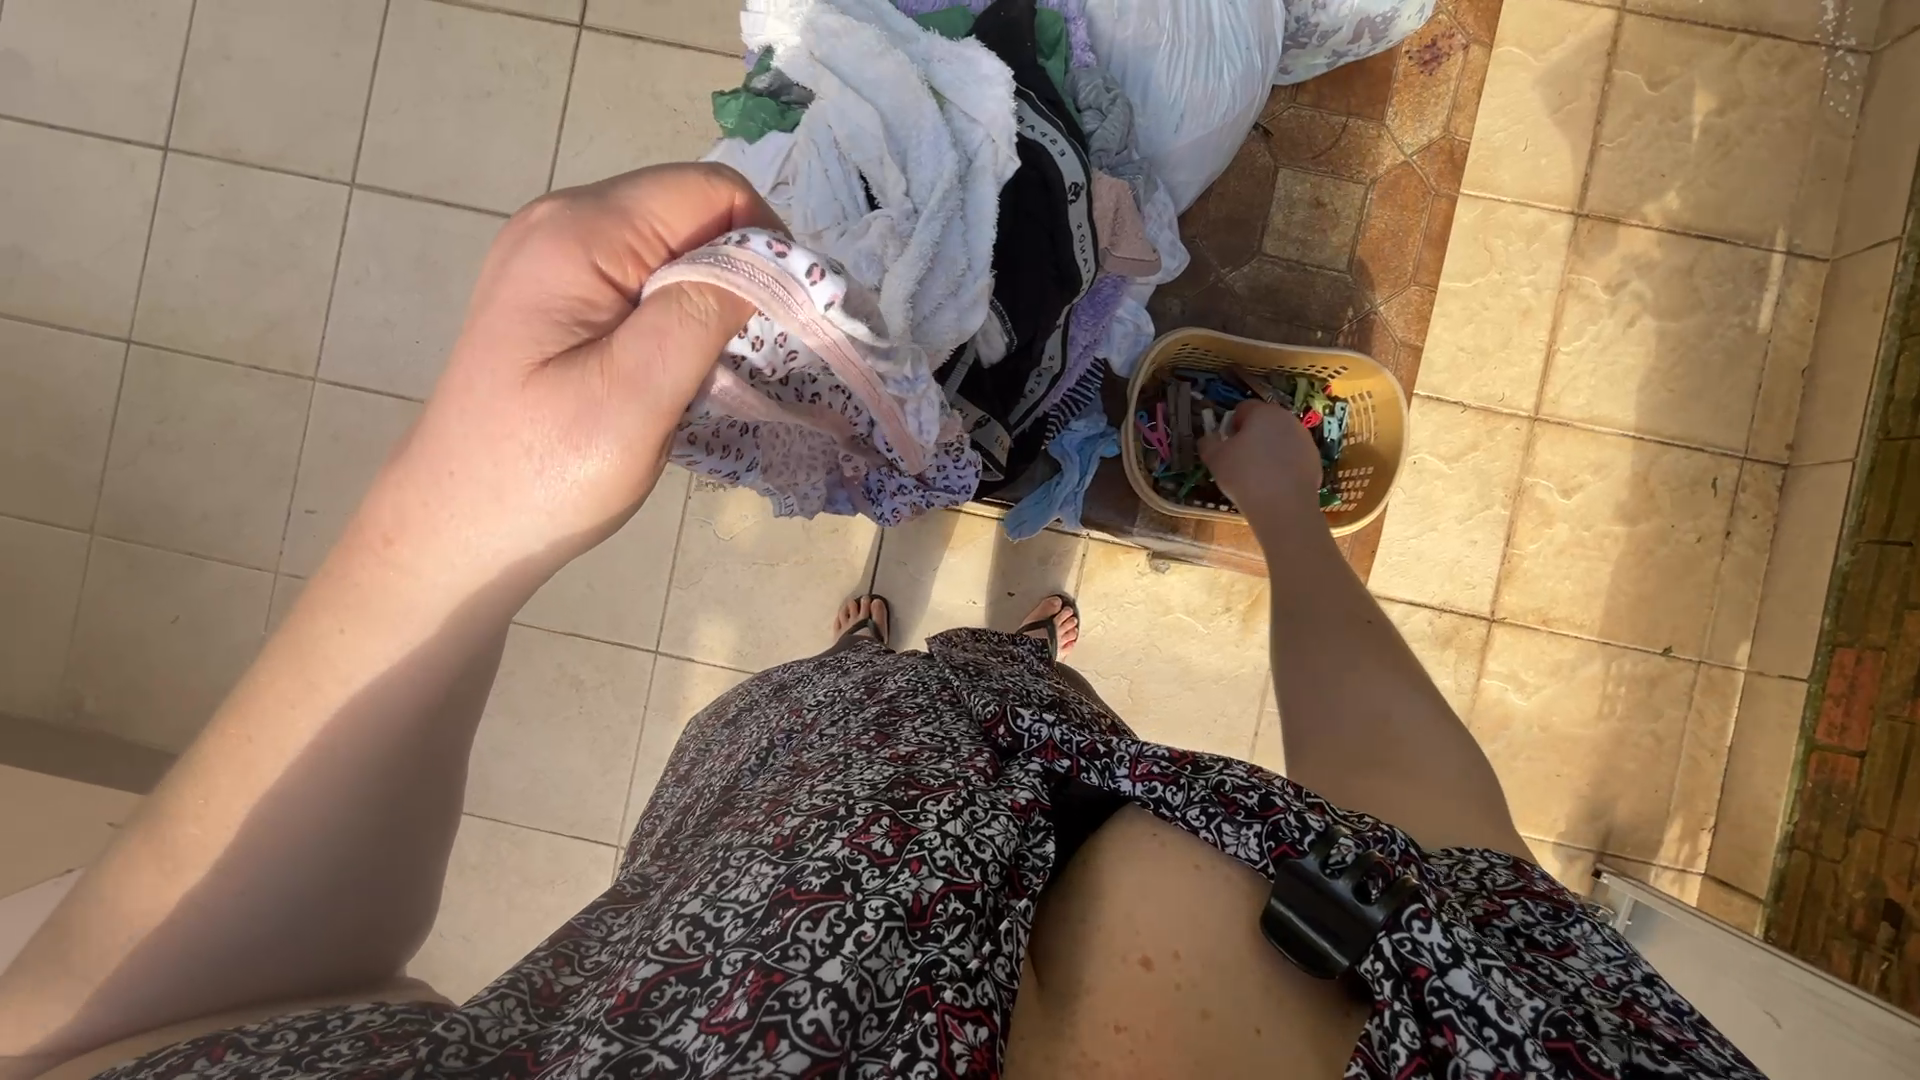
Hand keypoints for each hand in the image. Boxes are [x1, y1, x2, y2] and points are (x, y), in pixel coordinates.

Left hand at [366, 163, 783, 584]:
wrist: (461, 526)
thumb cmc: (546, 469)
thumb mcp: (636, 392)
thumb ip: (702, 312)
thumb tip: (770, 261)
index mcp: (579, 234)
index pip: (709, 191)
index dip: (767, 242)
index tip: (791, 315)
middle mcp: (563, 225)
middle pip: (692, 211)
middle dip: (745, 269)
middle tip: (762, 349)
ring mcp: (556, 260)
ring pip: (674, 247)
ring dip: (717, 295)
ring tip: (723, 362)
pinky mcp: (560, 298)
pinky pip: (647, 278)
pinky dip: (685, 311)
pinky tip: (683, 362)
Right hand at [1197, 401, 1324, 524]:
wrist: (1282, 505)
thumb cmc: (1244, 475)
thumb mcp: (1214, 458)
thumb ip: (1208, 442)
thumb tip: (1208, 438)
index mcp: (1263, 412)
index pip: (1243, 408)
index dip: (1231, 424)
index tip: (1226, 444)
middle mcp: (1287, 419)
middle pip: (1264, 421)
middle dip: (1251, 435)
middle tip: (1239, 459)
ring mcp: (1304, 438)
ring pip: (1280, 438)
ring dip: (1268, 449)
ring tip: (1257, 474)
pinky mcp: (1314, 458)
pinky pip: (1293, 455)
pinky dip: (1283, 464)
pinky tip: (1274, 483)